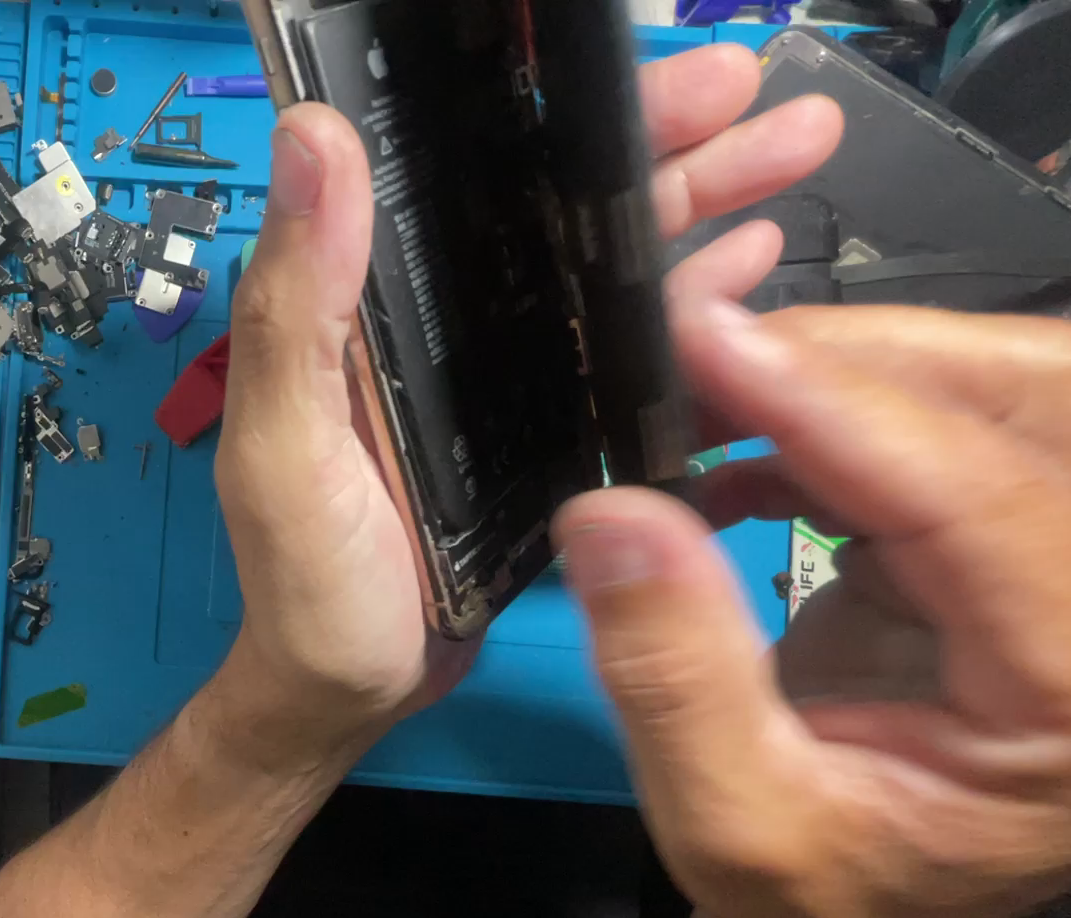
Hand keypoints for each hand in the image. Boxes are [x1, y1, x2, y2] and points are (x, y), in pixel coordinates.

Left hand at [212, 45, 843, 769]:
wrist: (350, 690)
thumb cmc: (308, 582)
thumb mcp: (285, 446)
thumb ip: (293, 308)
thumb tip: (311, 133)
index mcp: (359, 325)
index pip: (449, 191)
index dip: (538, 124)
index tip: (639, 74)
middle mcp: (421, 343)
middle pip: (535, 227)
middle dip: (642, 160)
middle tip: (758, 104)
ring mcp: (478, 396)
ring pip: (584, 288)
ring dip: (677, 227)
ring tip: (785, 170)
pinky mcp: (521, 450)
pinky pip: (604, 372)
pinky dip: (670, 329)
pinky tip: (741, 287)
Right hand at [556, 303, 1070, 917]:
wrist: (853, 916)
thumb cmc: (803, 889)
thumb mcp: (718, 811)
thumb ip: (668, 670)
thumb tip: (607, 512)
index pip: (982, 501)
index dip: (836, 408)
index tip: (699, 343)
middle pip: (1038, 407)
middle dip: (852, 354)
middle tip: (694, 353)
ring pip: (1003, 396)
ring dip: (842, 368)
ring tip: (704, 390)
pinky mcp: (1000, 557)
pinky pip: (937, 435)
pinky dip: (824, 417)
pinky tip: (730, 457)